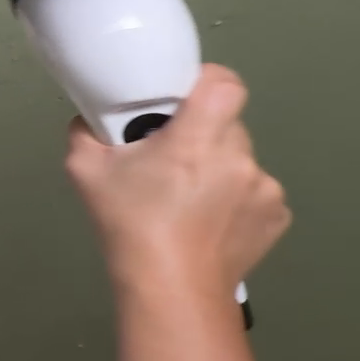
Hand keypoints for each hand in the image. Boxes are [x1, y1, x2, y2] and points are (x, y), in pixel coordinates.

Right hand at [64, 64, 290, 299]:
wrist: (170, 281)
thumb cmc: (124, 220)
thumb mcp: (82, 167)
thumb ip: (87, 131)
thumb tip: (96, 120)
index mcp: (193, 142)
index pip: (223, 86)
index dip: (204, 79)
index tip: (181, 88)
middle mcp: (238, 159)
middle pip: (225, 122)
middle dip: (195, 129)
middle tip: (162, 152)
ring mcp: (265, 188)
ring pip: (236, 156)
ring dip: (212, 162)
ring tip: (182, 191)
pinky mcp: (277, 213)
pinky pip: (250, 186)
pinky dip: (229, 191)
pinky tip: (203, 213)